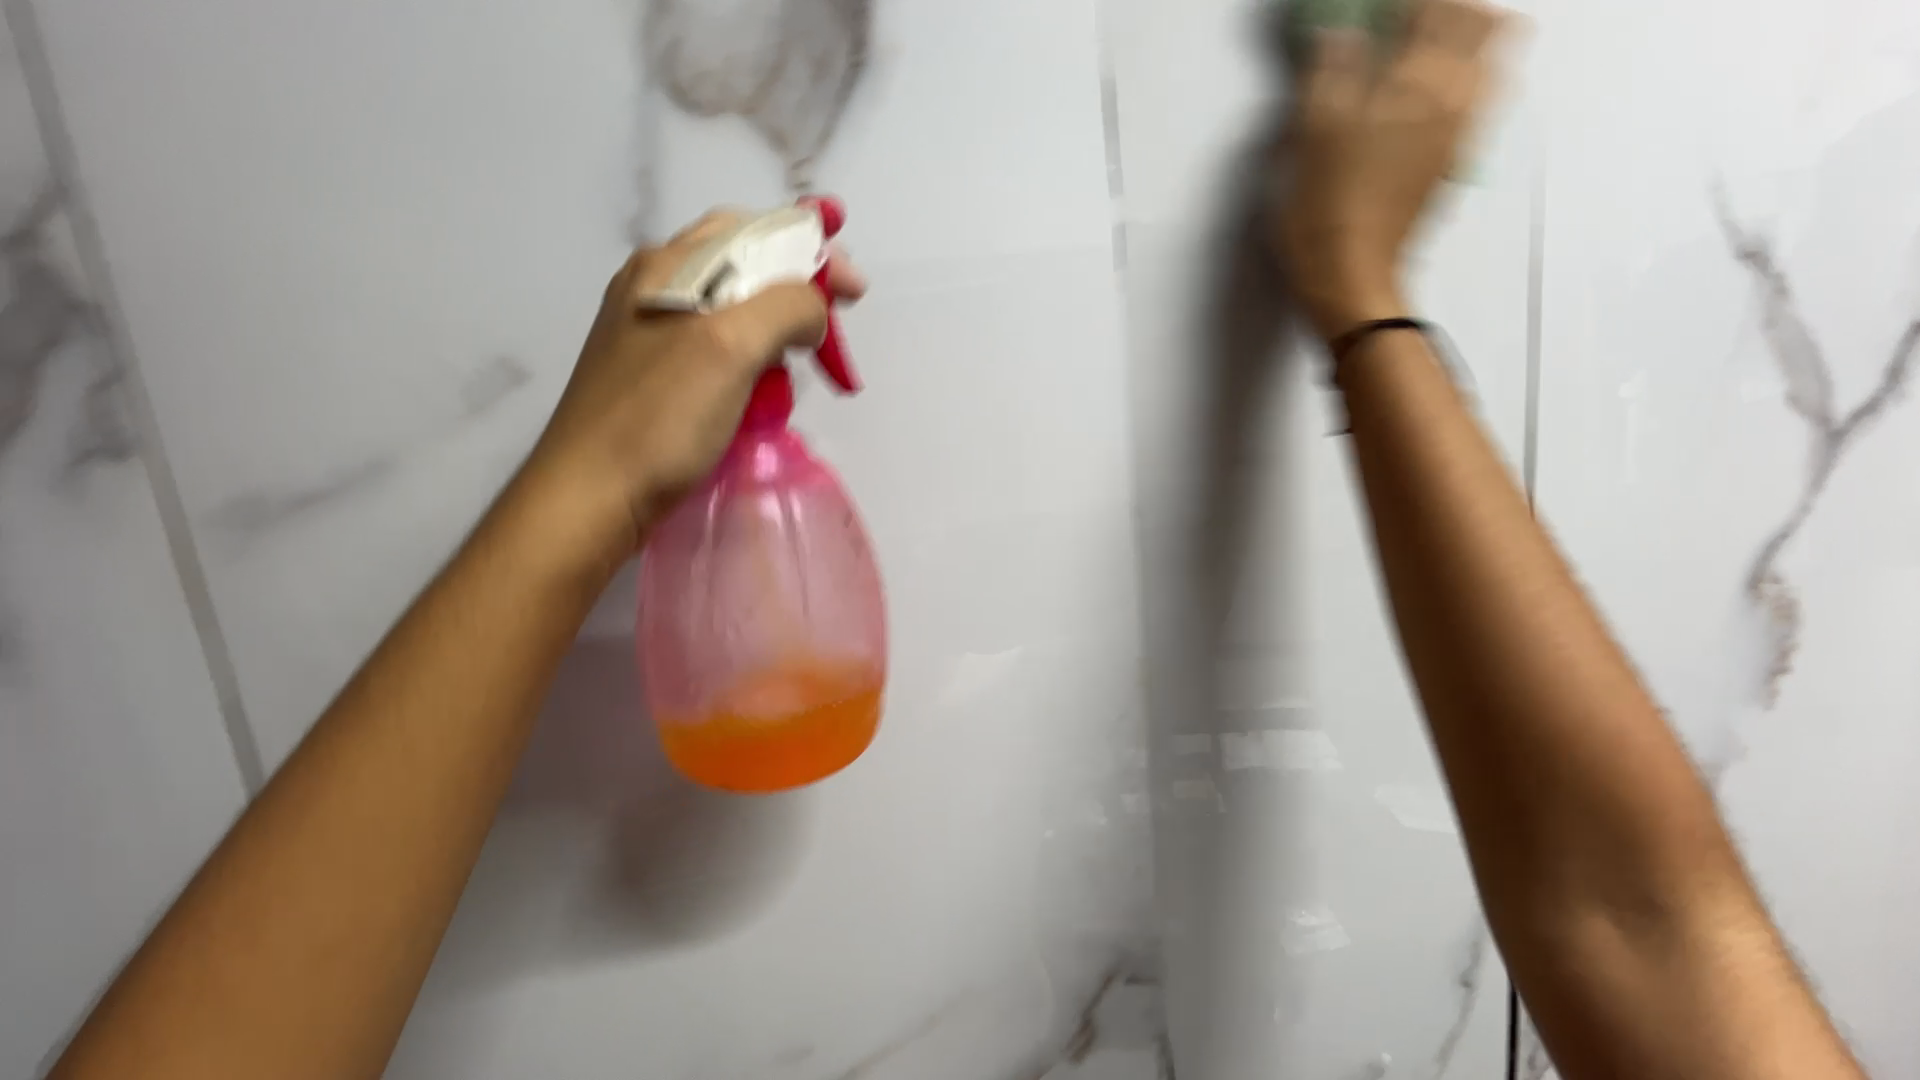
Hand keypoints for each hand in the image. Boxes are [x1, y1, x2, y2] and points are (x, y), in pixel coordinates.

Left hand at [514, 204, 867, 568]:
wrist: (590, 496)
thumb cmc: (660, 418)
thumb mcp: (730, 346)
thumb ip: (786, 307)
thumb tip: (814, 313)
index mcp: (670, 266)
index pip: (756, 233)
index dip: (813, 252)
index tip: (857, 292)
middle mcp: (656, 288)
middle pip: (745, 268)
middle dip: (798, 291)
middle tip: (833, 329)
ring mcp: (650, 333)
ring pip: (733, 312)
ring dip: (776, 329)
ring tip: (802, 362)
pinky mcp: (653, 376)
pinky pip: (717, 351)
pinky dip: (751, 361)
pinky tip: (761, 390)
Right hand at [1276, 0, 1511, 340]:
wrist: (1348, 272)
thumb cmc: (1325, 208)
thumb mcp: (1310, 130)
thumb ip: (1329, 68)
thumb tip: (1337, 32)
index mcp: (1418, 80)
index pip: (1433, 6)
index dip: (1401, 4)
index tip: (1370, 12)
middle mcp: (1453, 97)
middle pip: (1482, 22)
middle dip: (1443, 11)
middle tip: (1400, 21)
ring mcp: (1459, 131)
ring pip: (1491, 58)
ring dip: (1460, 40)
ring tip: (1413, 50)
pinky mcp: (1451, 160)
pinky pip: (1477, 97)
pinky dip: (1459, 78)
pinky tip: (1418, 93)